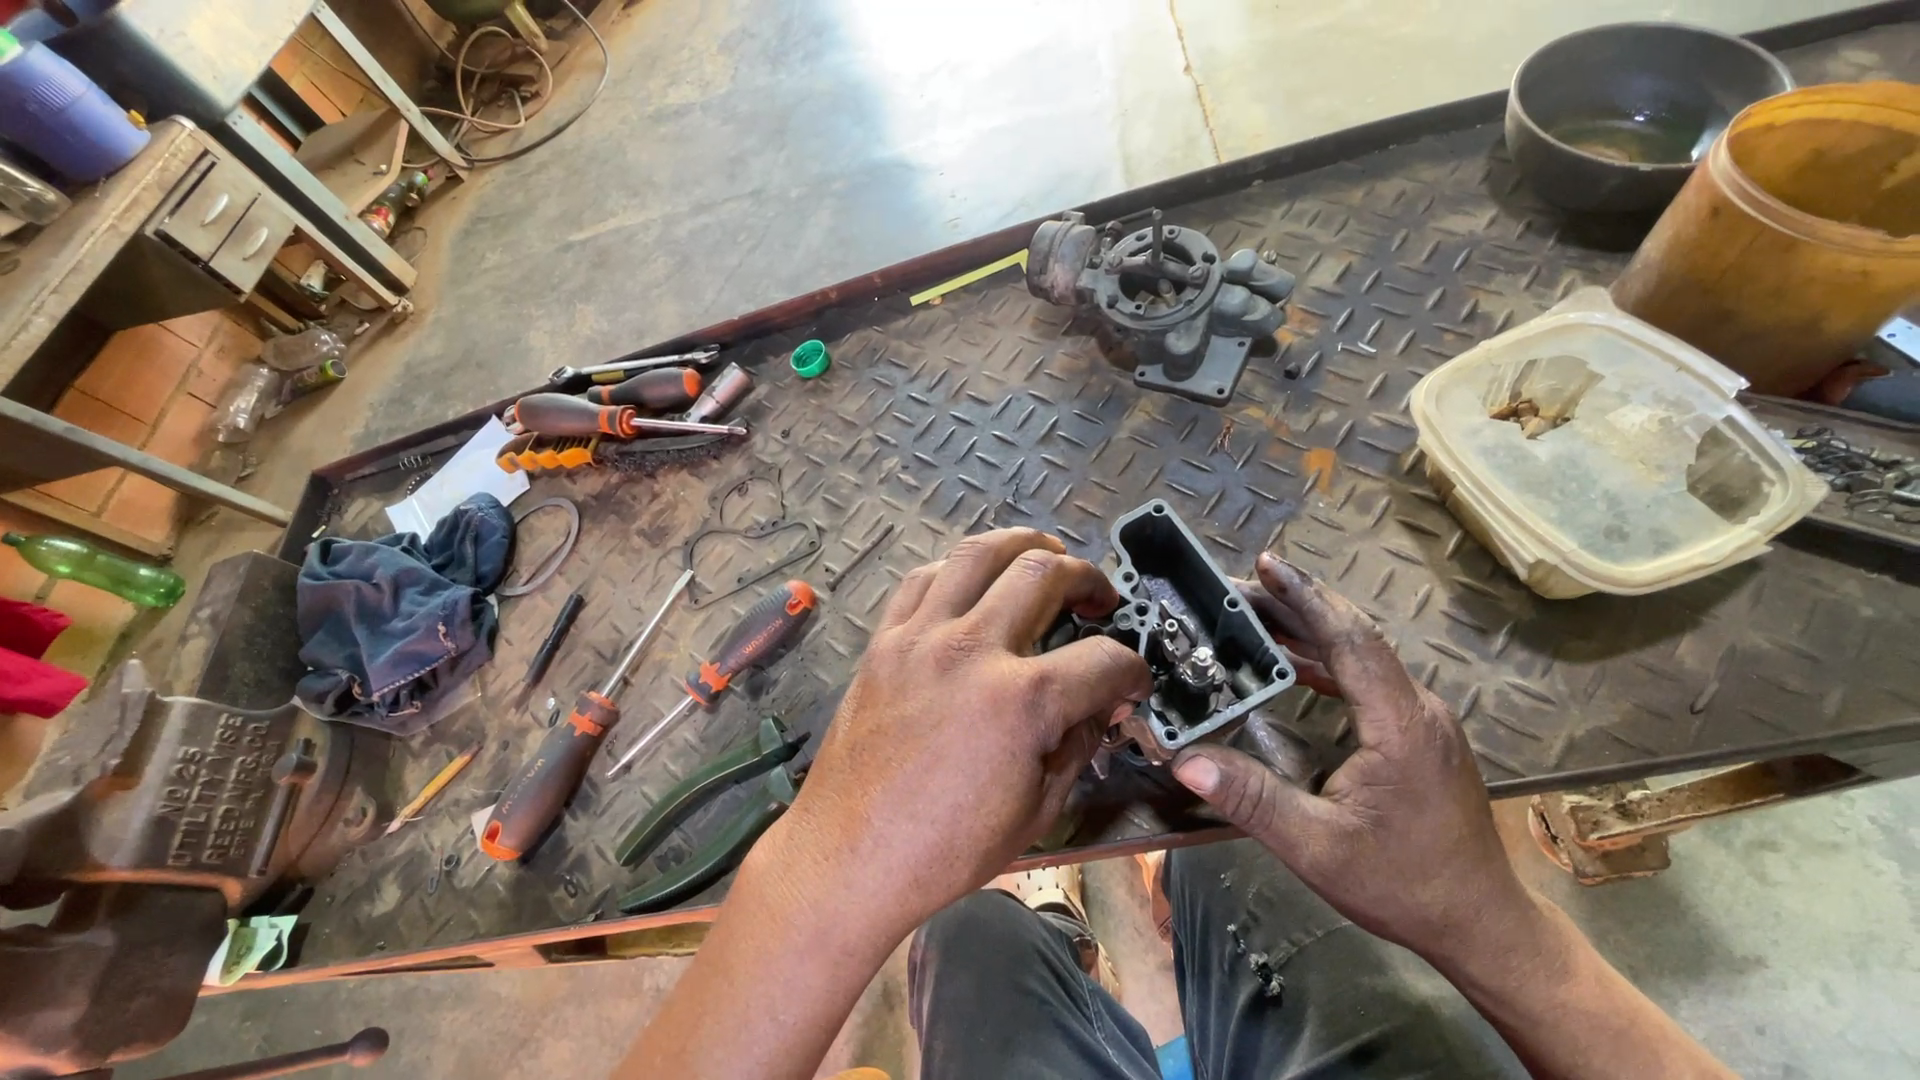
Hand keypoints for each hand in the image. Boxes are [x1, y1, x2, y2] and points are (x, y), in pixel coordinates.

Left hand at [767, 528, 1151, 934]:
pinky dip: (957, 569)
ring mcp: (920, 638)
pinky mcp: (884, 641)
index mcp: (1020, 701)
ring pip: (978, 554)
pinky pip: (923, 579)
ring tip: (1044, 557)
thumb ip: (1077, 744)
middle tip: (1098, 597)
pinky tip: (972, 584)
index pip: (1103, 660)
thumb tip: (1099, 704)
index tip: (1132, 680)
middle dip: (1087, 578)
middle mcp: (972, 650)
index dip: (1132, 669)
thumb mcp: (1036, 811)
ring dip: (1023, 546)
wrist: (849, 856)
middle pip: (1044, 575)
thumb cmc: (946, 849)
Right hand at [1171, 552, 1529, 961]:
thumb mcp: (1317, 846)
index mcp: (1400, 724)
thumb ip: (1253, 799)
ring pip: (1361, 657)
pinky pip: (1368, 681)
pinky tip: (1291, 665)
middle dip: (1296, 606)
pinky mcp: (1420, 735)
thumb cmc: (1403, 885)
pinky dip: (1326, 662)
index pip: (1349, 640)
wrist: (1482, 924)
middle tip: (1238, 588)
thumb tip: (1186, 761)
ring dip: (1309, 632)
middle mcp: (1418, 709)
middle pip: (1353, 638)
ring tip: (1254, 616)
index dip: (1305, 598)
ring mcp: (1424, 721)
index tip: (1266, 566)